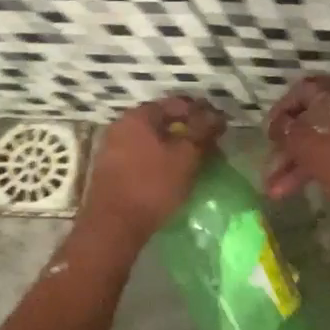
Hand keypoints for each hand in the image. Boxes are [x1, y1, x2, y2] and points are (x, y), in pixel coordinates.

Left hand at [79, 95, 225, 243]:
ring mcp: (112, 150)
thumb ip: (202, 131)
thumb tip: (216, 115)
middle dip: (188, 130)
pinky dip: (160, 160)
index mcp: (137, 117)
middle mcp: (121, 127)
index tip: (219, 125)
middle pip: (162, 122)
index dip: (200, 111)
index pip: (175, 103)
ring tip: (196, 161)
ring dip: (174, 147)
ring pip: (152, 141)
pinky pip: (141, 157)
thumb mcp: (185, 156)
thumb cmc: (152, 185)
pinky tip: (174, 174)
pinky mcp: (111, 171)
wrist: (113, 226)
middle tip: (210, 144)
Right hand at [264, 75, 329, 203]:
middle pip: (307, 123)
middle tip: (269, 172)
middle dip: (285, 152)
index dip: (278, 114)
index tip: (267, 134)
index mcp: (329, 90)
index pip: (296, 93)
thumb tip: (277, 125)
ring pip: (320, 143)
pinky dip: (318, 168)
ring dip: (296, 166)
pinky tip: (303, 189)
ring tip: (275, 192)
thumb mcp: (298, 138)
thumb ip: (281, 128)